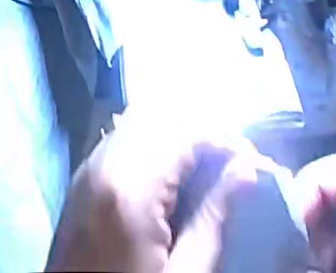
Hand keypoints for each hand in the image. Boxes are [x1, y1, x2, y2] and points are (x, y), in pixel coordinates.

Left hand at [47, 116, 266, 272]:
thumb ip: (214, 219)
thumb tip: (248, 169)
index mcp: (130, 185)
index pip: (189, 130)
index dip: (228, 140)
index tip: (255, 165)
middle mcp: (104, 163)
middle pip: (164, 116)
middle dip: (204, 132)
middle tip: (235, 164)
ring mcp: (86, 172)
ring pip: (142, 122)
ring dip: (178, 136)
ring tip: (209, 169)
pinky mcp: (80, 187)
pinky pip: (123, 141)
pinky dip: (153, 145)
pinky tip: (173, 177)